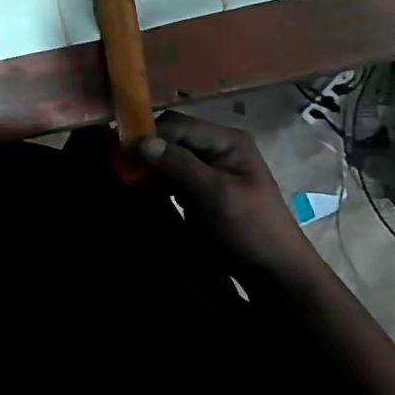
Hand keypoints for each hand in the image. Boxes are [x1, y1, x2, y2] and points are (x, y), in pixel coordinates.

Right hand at [135, 112, 321, 278]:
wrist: (273, 270)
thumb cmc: (249, 227)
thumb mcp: (214, 193)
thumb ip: (178, 164)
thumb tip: (140, 141)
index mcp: (226, 140)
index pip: (178, 125)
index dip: (150, 135)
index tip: (121, 152)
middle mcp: (217, 147)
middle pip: (173, 137)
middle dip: (148, 149)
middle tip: (121, 167)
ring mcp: (210, 168)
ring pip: (170, 156)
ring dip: (150, 166)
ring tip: (127, 178)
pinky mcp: (202, 189)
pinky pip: (173, 175)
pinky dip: (157, 180)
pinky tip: (142, 189)